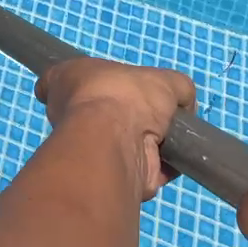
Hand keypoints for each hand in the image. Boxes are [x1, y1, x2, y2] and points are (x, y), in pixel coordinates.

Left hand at [34, 57, 195, 199]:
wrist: (118, 141)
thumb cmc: (125, 95)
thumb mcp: (161, 78)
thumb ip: (176, 86)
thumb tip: (183, 103)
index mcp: (63, 78)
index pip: (69, 75)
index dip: (94, 79)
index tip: (119, 86)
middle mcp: (67, 109)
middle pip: (100, 110)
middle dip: (130, 115)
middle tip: (156, 116)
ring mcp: (87, 143)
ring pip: (120, 140)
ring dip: (146, 143)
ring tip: (168, 138)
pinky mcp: (110, 171)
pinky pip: (140, 167)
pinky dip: (158, 166)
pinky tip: (171, 160)